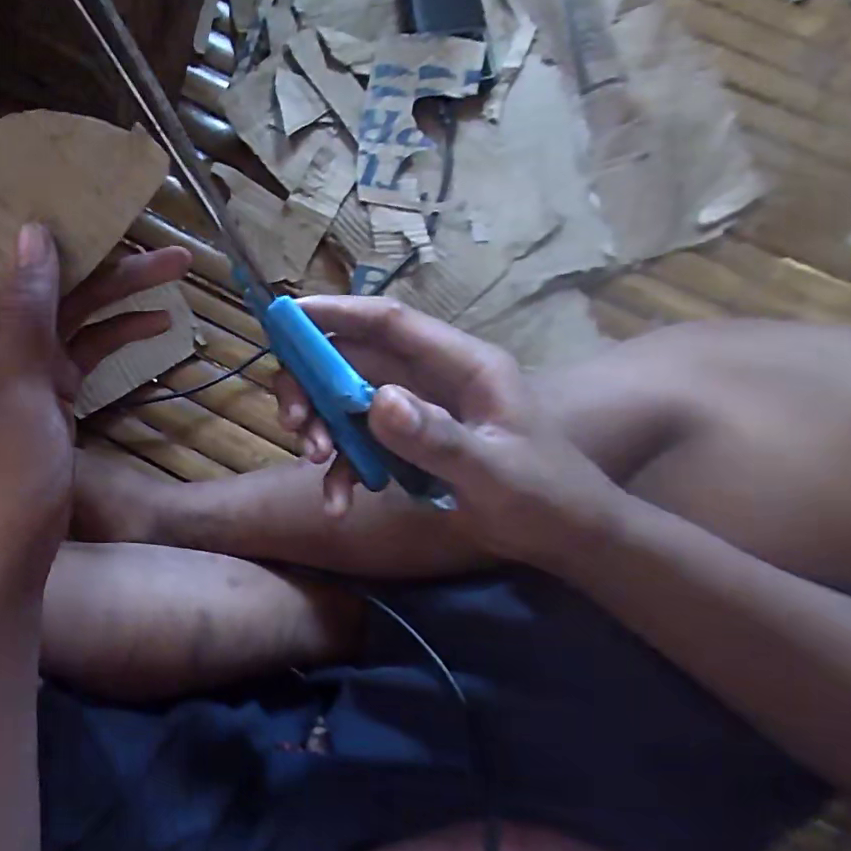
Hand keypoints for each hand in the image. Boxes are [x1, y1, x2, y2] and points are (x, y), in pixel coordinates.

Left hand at [0, 226, 189, 583]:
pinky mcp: (51, 394)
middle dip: (82, 248)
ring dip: (117, 291)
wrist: (9, 559)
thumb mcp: (19, 388)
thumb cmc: (3, 477)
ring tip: (177, 261)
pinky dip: (118, 337)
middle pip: (32, 278)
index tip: (30, 178)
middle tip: (132, 213)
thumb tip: (28, 234)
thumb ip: (26, 311)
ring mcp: (23, 369)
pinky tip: (162, 323)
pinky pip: (84, 352)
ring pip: (68, 313)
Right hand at [272, 295, 630, 568]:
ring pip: (341, 402)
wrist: (563, 537)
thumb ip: (437, 437)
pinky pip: (354, 447)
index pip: (389, 322)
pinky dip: (339, 473)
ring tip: (315, 462)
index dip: (336, 312)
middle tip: (293, 421)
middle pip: (349, 360)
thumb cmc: (546, 496)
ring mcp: (412, 410)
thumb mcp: (494, 471)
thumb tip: (377, 401)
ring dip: (318, 428)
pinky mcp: (401, 443)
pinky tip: (338, 506)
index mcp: (460, 365)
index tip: (287, 316)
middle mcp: (428, 378)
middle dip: (310, 386)